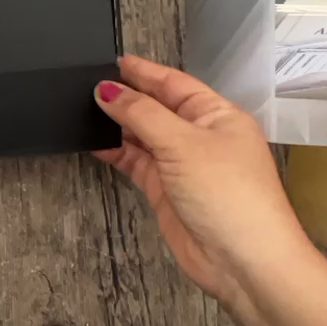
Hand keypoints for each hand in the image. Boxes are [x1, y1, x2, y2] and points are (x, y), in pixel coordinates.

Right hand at [94, 55, 316, 307]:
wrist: (244, 264)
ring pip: (142, 134)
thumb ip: (140, 113)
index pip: (174, 84)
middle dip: (125, 97)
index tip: (111, 61)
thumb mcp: (183, 144)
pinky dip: (115, 151)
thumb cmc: (228, 195)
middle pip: (155, 107)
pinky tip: (93, 142)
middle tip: (86, 84)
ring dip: (116, 124)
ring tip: (82, 109)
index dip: (143, 72)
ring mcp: (181, 164)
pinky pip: (134, 161)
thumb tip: (105, 89)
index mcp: (217, 116)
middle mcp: (200, 136)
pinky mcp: (165, 189)